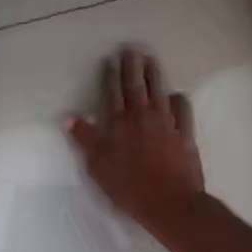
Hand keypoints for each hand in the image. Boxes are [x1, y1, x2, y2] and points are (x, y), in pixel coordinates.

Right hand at [65, 46, 206, 241]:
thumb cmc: (128, 188)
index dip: (111, 74)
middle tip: (131, 48)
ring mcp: (165, 122)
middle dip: (132, 65)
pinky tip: (176, 95)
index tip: (110, 58)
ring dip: (154, 73)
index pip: (112, 92)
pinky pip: (183, 109)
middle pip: (135, 85)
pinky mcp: (184, 132)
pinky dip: (179, 99)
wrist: (170, 203)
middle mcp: (141, 116)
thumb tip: (67, 117)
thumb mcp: (97, 167)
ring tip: (151, 59)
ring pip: (159, 90)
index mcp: (118, 123)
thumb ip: (84, 139)